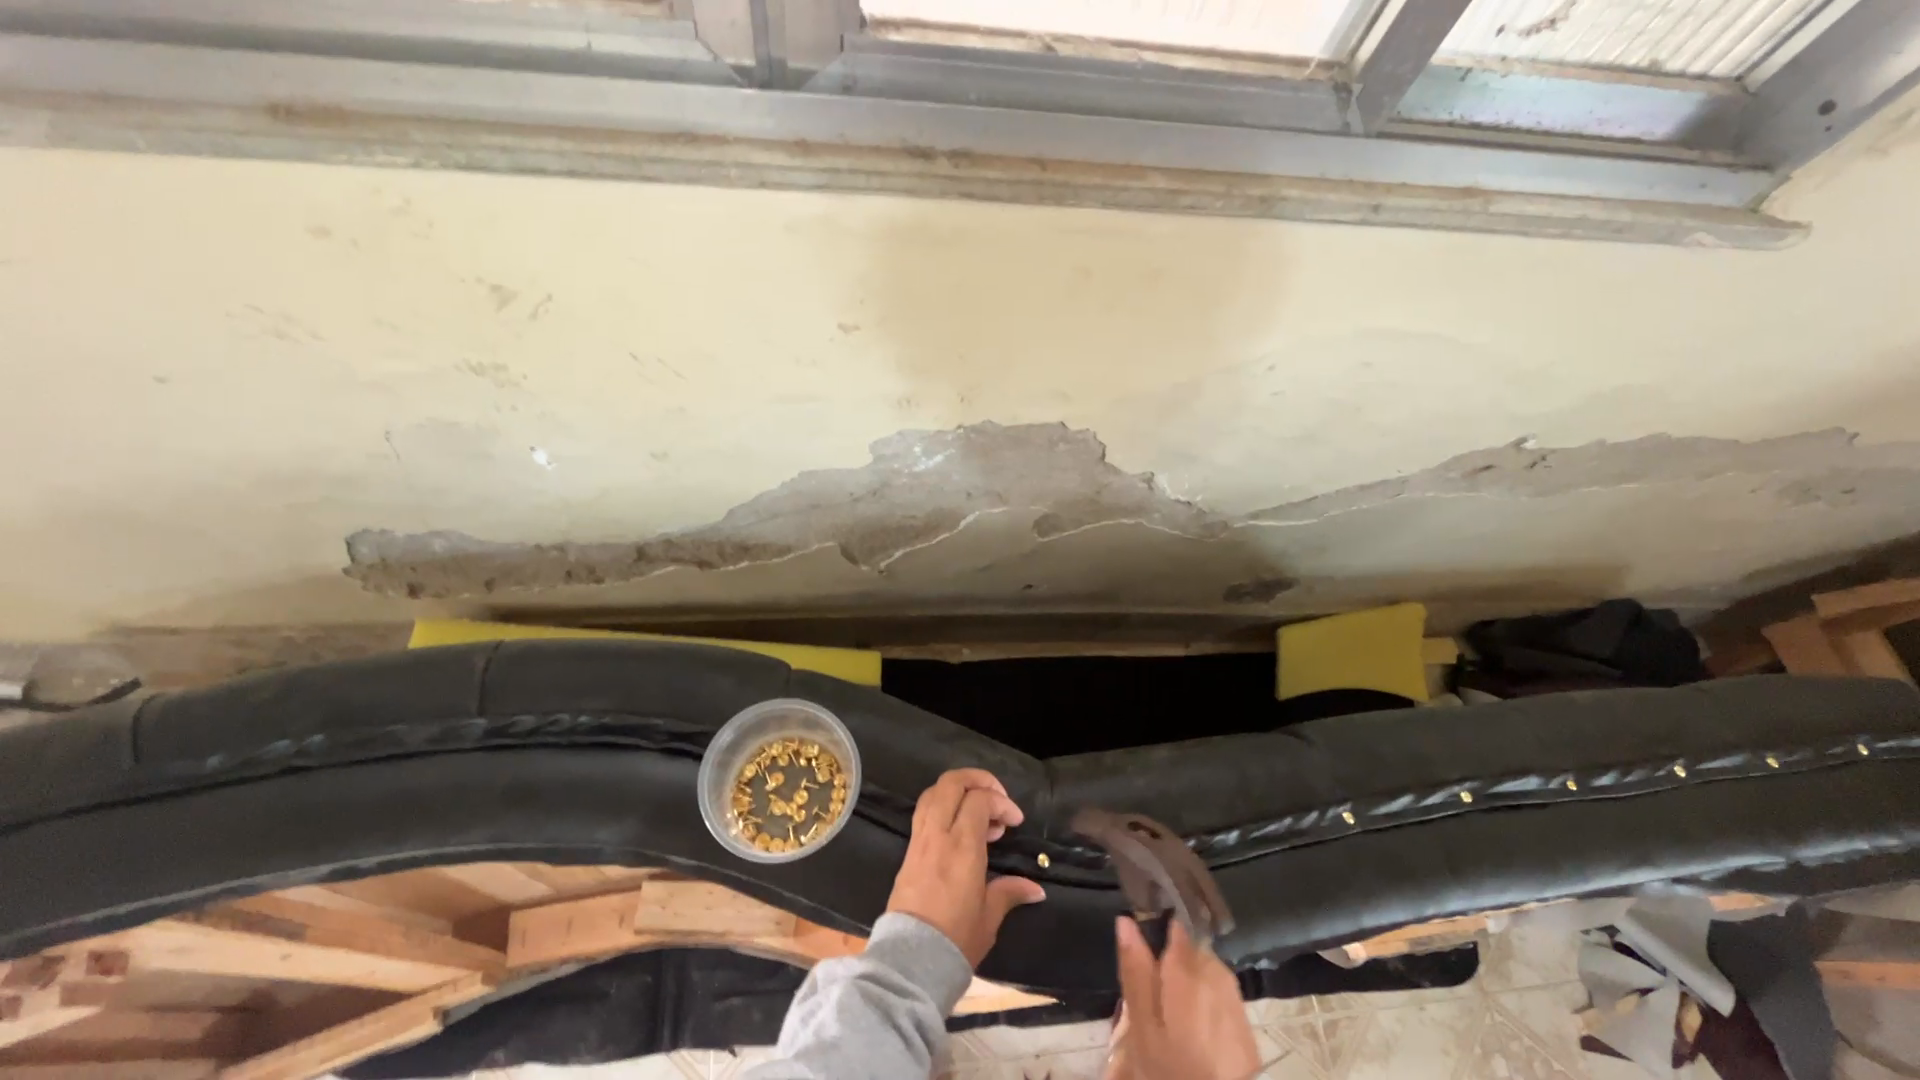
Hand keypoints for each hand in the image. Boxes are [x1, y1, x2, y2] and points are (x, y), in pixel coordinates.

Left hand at [885, 768, 1046, 966]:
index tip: (1015, 821)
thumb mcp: (989, 917)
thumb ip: (1010, 892)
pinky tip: (959, 829)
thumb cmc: (956, 939)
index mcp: (962, 847)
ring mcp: (919, 841)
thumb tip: (1035, 888)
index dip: (1001, 802)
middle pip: (951, 783)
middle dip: (978, 780)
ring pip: (933, 793)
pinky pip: (924, 812)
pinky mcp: (908, 852)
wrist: (911, 960)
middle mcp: (938, 835)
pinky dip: (944, 807)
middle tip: (998, 798)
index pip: (980, 800)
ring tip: (979, 811)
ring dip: (958, 791)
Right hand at [1108, 917, 1260, 1079]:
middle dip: (1166, 966)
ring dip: (1183, 985)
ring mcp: (1231, 989)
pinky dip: (1200, 1001)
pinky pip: (1213, 990)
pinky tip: (1192, 1029)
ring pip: (1198, 970)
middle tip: (1150, 1003)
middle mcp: (1213, 967)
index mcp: (1186, 966)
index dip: (1154, 933)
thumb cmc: (1178, 1068)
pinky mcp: (1241, 1011)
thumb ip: (1136, 972)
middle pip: (1183, 951)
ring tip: (1169, 1021)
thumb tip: (1125, 921)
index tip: (1139, 957)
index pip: (1171, 927)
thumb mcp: (1144, 1027)